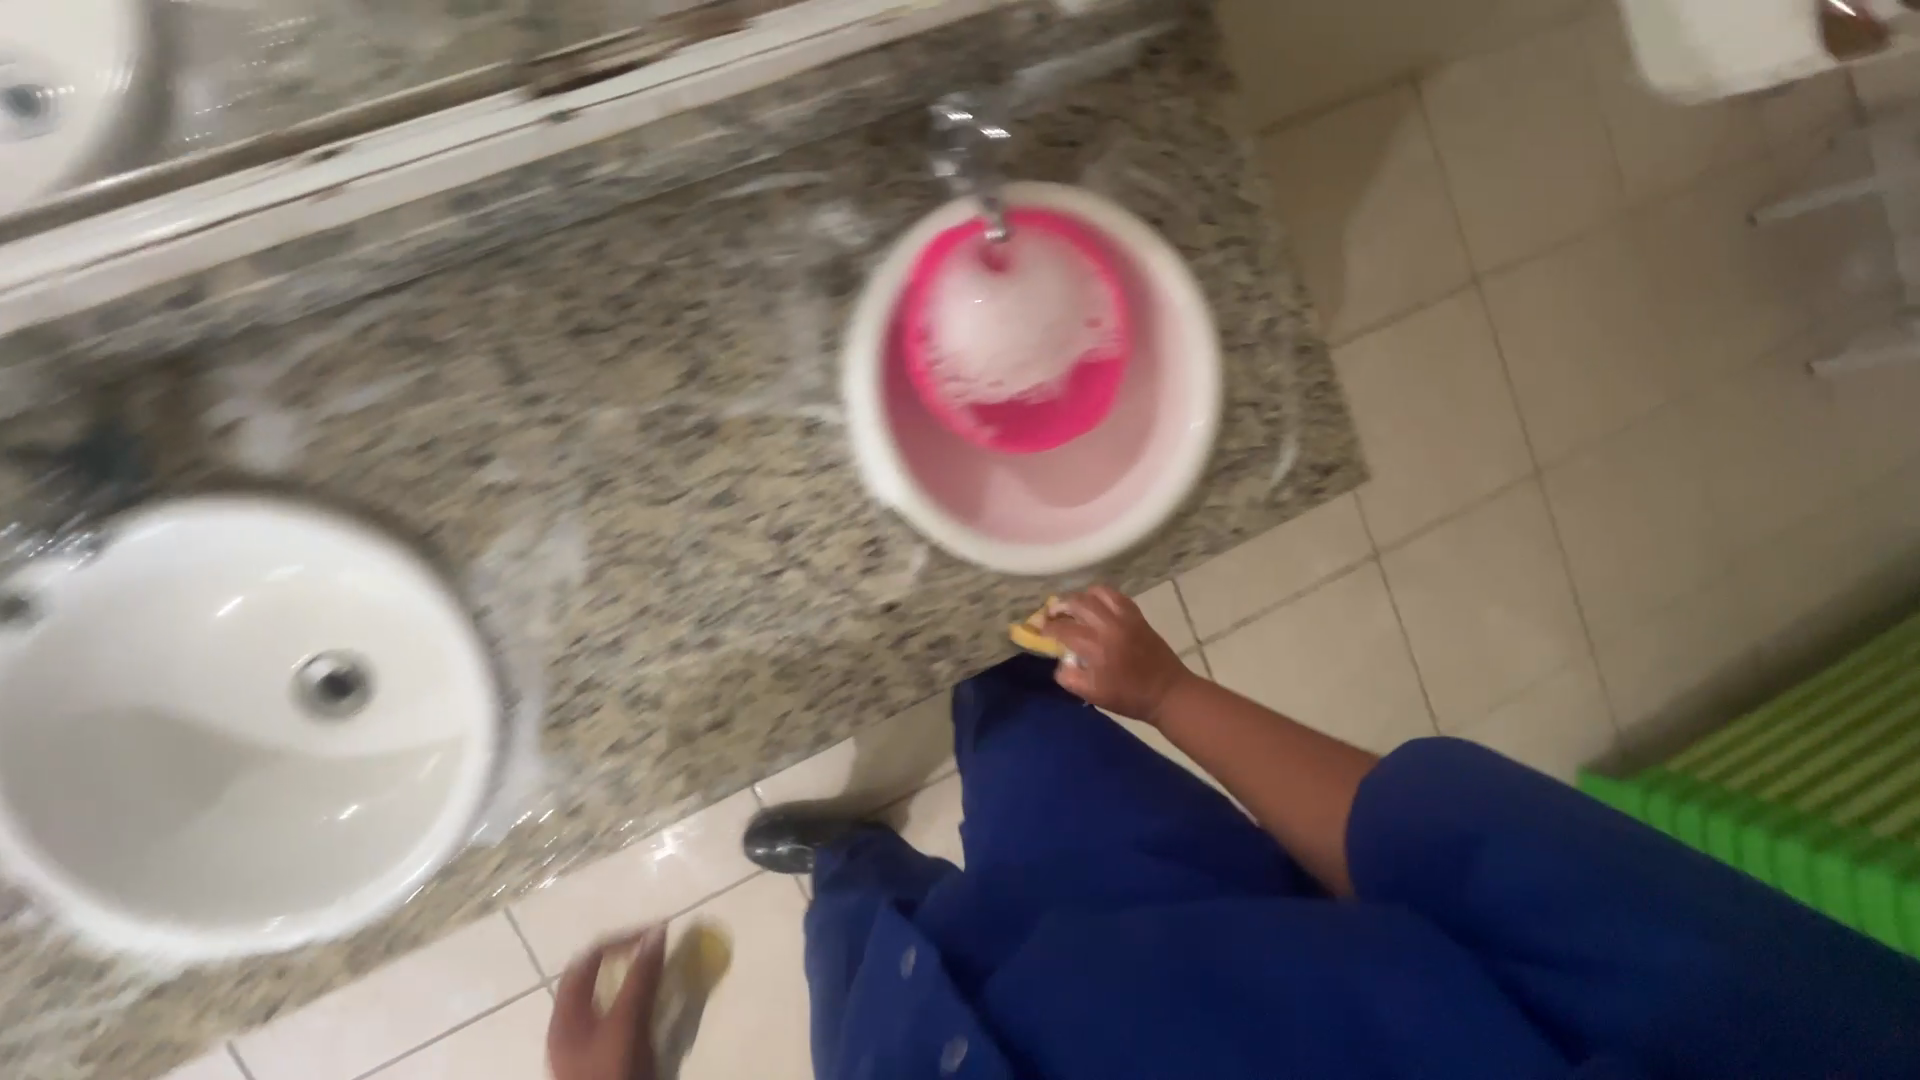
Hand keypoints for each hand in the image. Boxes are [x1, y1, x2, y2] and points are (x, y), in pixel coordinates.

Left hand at [548, 925, 666, 1079]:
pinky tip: (663, 1014)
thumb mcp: (626, 1025)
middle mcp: (571, 1025)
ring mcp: (586, 1045)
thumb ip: (641, 978)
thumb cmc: (611, 1076)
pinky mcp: (604, 1059)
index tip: (659, 934)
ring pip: (615, 997)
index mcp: (566, 1014)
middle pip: (601, 976)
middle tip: (664, 953)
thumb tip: (657, 932)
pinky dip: (645, 1007)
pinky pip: (626, 1019)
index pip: (591, 956)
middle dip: (635, 960)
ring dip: (642, 983)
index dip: (624, 938)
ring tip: (669, 980)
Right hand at [1042, 585, 1197, 724]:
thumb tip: (1061, 660)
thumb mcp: (1091, 694)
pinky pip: (1116, 596)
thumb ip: (1069, 676)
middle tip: (1052, 614)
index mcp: (1095, 646)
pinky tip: (1097, 605)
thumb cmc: (1128, 697)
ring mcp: (1125, 617)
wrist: (1167, 692)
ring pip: (1097, 593)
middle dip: (1059, 606)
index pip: (1062, 628)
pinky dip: (1102, 595)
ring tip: (1074, 606)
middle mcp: (1108, 625)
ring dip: (1081, 597)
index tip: (1038, 629)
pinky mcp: (1137, 616)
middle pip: (1077, 602)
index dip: (1047, 627)